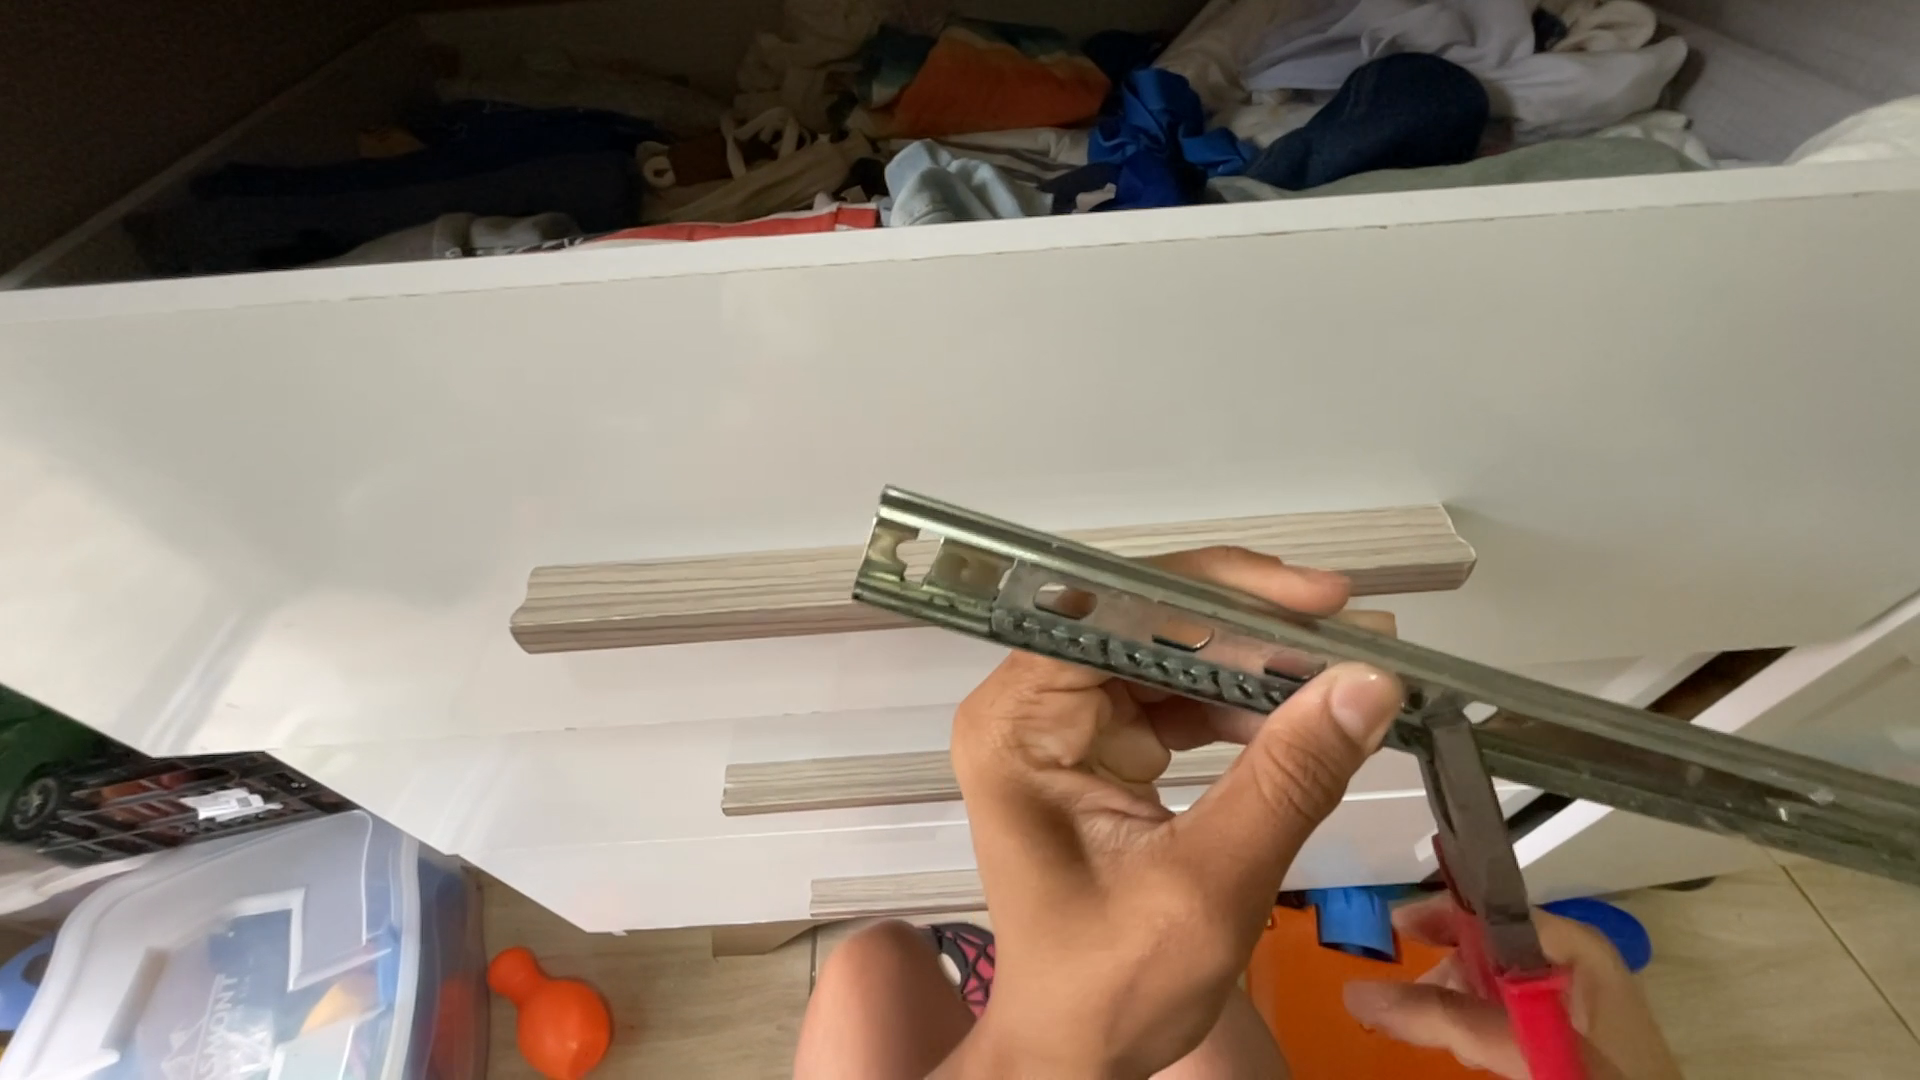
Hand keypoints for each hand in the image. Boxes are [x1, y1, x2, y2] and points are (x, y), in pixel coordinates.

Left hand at [934, 547, 1406, 1078]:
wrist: (1076, 1048)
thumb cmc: (1110, 984)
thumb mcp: (1208, 884)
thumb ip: (1286, 778)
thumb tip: (1367, 681)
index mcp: (1018, 722)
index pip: (1109, 616)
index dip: (1211, 592)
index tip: (1311, 597)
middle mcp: (1029, 706)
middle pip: (1141, 629)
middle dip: (1246, 628)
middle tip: (1349, 626)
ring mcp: (1063, 723)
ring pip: (1165, 660)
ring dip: (1251, 664)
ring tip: (1343, 665)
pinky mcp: (1097, 747)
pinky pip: (1171, 701)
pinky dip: (1236, 706)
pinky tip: (1300, 714)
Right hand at [1343, 895, 1683, 1079]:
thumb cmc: (1604, 1077)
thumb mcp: (1530, 1045)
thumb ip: (1454, 1017)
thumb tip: (1358, 993)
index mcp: (1574, 947)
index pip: (1487, 905)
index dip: (1436, 915)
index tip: (1395, 932)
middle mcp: (1572, 965)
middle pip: (1481, 943)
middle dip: (1440, 967)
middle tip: (1408, 995)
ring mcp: (1573, 1007)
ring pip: (1489, 982)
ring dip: (1451, 1000)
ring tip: (1436, 1031)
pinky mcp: (1568, 1042)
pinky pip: (1504, 1018)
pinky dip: (1475, 1028)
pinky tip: (1467, 1051)